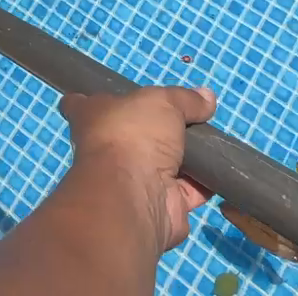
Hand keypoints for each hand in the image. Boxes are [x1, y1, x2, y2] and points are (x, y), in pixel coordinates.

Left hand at [56, 87, 215, 254]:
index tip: (114, 96)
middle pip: (128, 134)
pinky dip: (201, 184)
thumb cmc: (133, 134)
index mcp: (90, 115)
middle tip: (185, 121)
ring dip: (182, 158)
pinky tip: (218, 172)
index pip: (80, 103)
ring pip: (159, 163)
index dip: (94, 99)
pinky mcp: (159, 202)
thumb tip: (207, 95)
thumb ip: (183, 98)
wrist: (138, 192)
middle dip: (153, 131)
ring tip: (208, 145)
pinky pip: (184, 189)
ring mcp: (131, 176)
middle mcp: (104, 145)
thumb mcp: (160, 102)